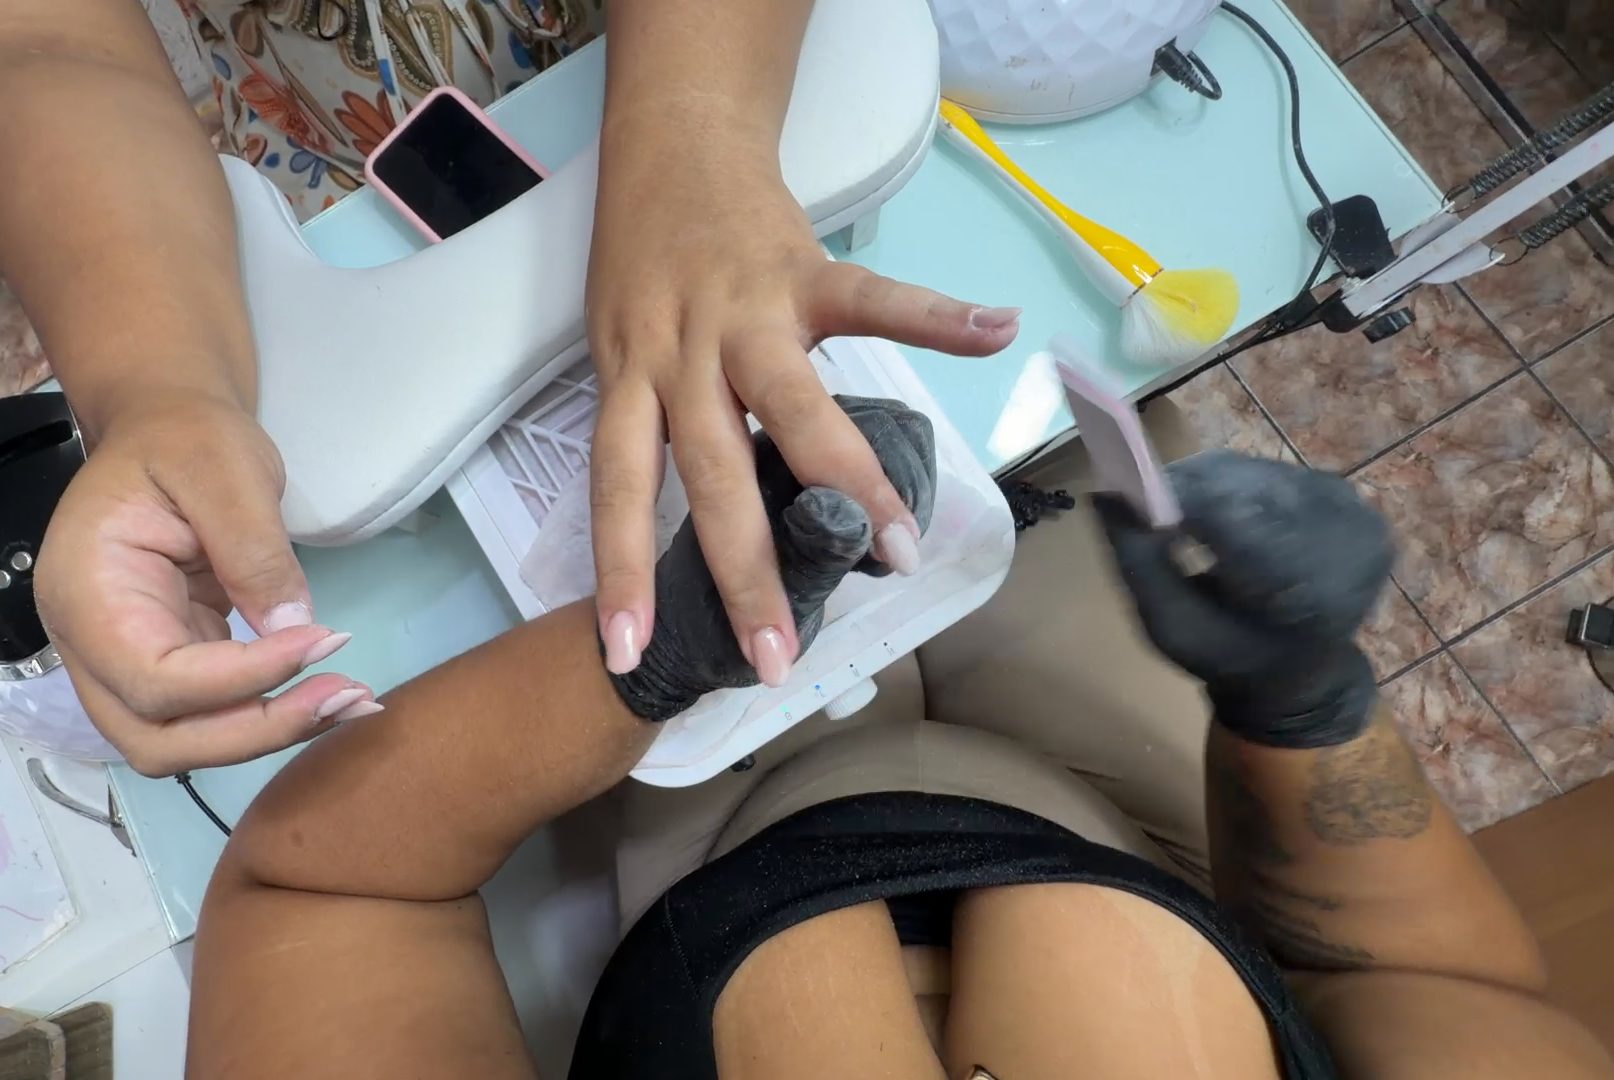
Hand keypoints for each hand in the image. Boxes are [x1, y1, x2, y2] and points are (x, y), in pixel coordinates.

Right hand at [35, 396, 380, 776]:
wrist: (170, 432)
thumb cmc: (188, 439)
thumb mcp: (223, 471)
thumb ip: (254, 549)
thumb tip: (293, 625)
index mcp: (87, 592)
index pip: (155, 676)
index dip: (243, 677)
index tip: (326, 640)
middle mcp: (94, 643)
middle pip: (159, 737)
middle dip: (258, 730)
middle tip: (348, 696)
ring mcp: (128, 659)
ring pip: (185, 740)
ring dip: (270, 733)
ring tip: (354, 701)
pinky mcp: (175, 658)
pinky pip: (214, 712)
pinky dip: (271, 714)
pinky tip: (333, 695)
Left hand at [585, 142, 1017, 686]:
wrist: (670, 147)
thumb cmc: (641, 269)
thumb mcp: (622, 354)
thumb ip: (653, 429)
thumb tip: (702, 516)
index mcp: (632, 381)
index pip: (619, 492)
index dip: (621, 577)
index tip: (630, 657)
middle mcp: (682, 356)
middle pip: (713, 474)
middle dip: (745, 573)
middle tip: (777, 656)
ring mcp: (747, 313)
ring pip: (795, 407)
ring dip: (849, 481)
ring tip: (901, 547)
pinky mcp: (805, 268)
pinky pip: (871, 296)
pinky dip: (932, 316)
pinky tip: (993, 332)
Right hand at [1094, 450, 1394, 748]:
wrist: (1300, 674)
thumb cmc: (1225, 654)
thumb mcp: (1167, 623)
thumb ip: (1135, 559)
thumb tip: (1102, 493)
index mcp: (1300, 585)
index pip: (1226, 509)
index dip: (1169, 495)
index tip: (1129, 503)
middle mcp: (1343, 540)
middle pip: (1239, 482)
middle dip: (1182, 488)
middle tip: (1148, 513)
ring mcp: (1356, 517)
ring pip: (1252, 470)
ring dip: (1204, 485)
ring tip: (1180, 520)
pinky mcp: (1353, 503)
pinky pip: (1273, 473)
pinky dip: (1231, 486)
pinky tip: (1216, 517)